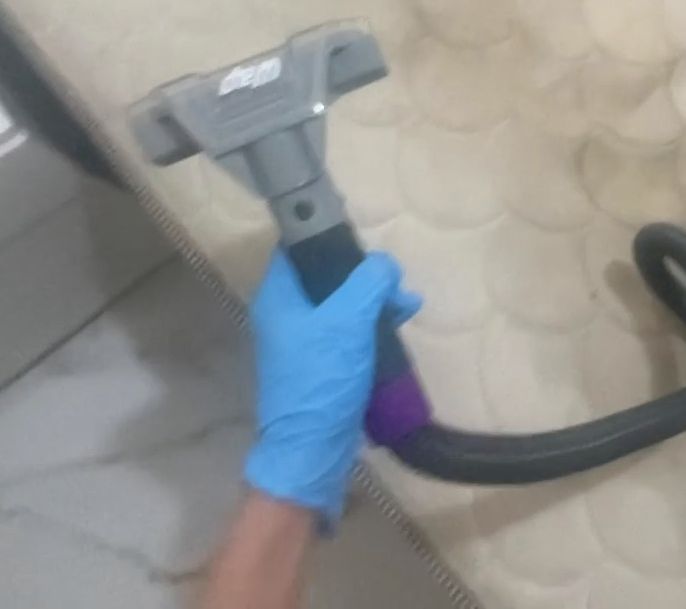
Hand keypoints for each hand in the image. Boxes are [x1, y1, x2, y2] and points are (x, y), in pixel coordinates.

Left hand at [243, 251, 420, 531]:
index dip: (327, 235)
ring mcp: (303, 340)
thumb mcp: (350, 319)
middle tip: (393, 280)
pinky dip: (372, 322)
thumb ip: (369, 281)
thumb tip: (384, 265)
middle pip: (326, 274)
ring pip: (342, 302)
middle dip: (364, 273)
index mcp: (280, 297)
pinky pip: (348, 328)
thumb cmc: (323, 376)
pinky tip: (399, 323)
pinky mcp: (321, 362)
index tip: (361, 238)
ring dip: (375, 298)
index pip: (296, 248)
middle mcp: (286, 314)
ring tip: (406, 303)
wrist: (312, 449)